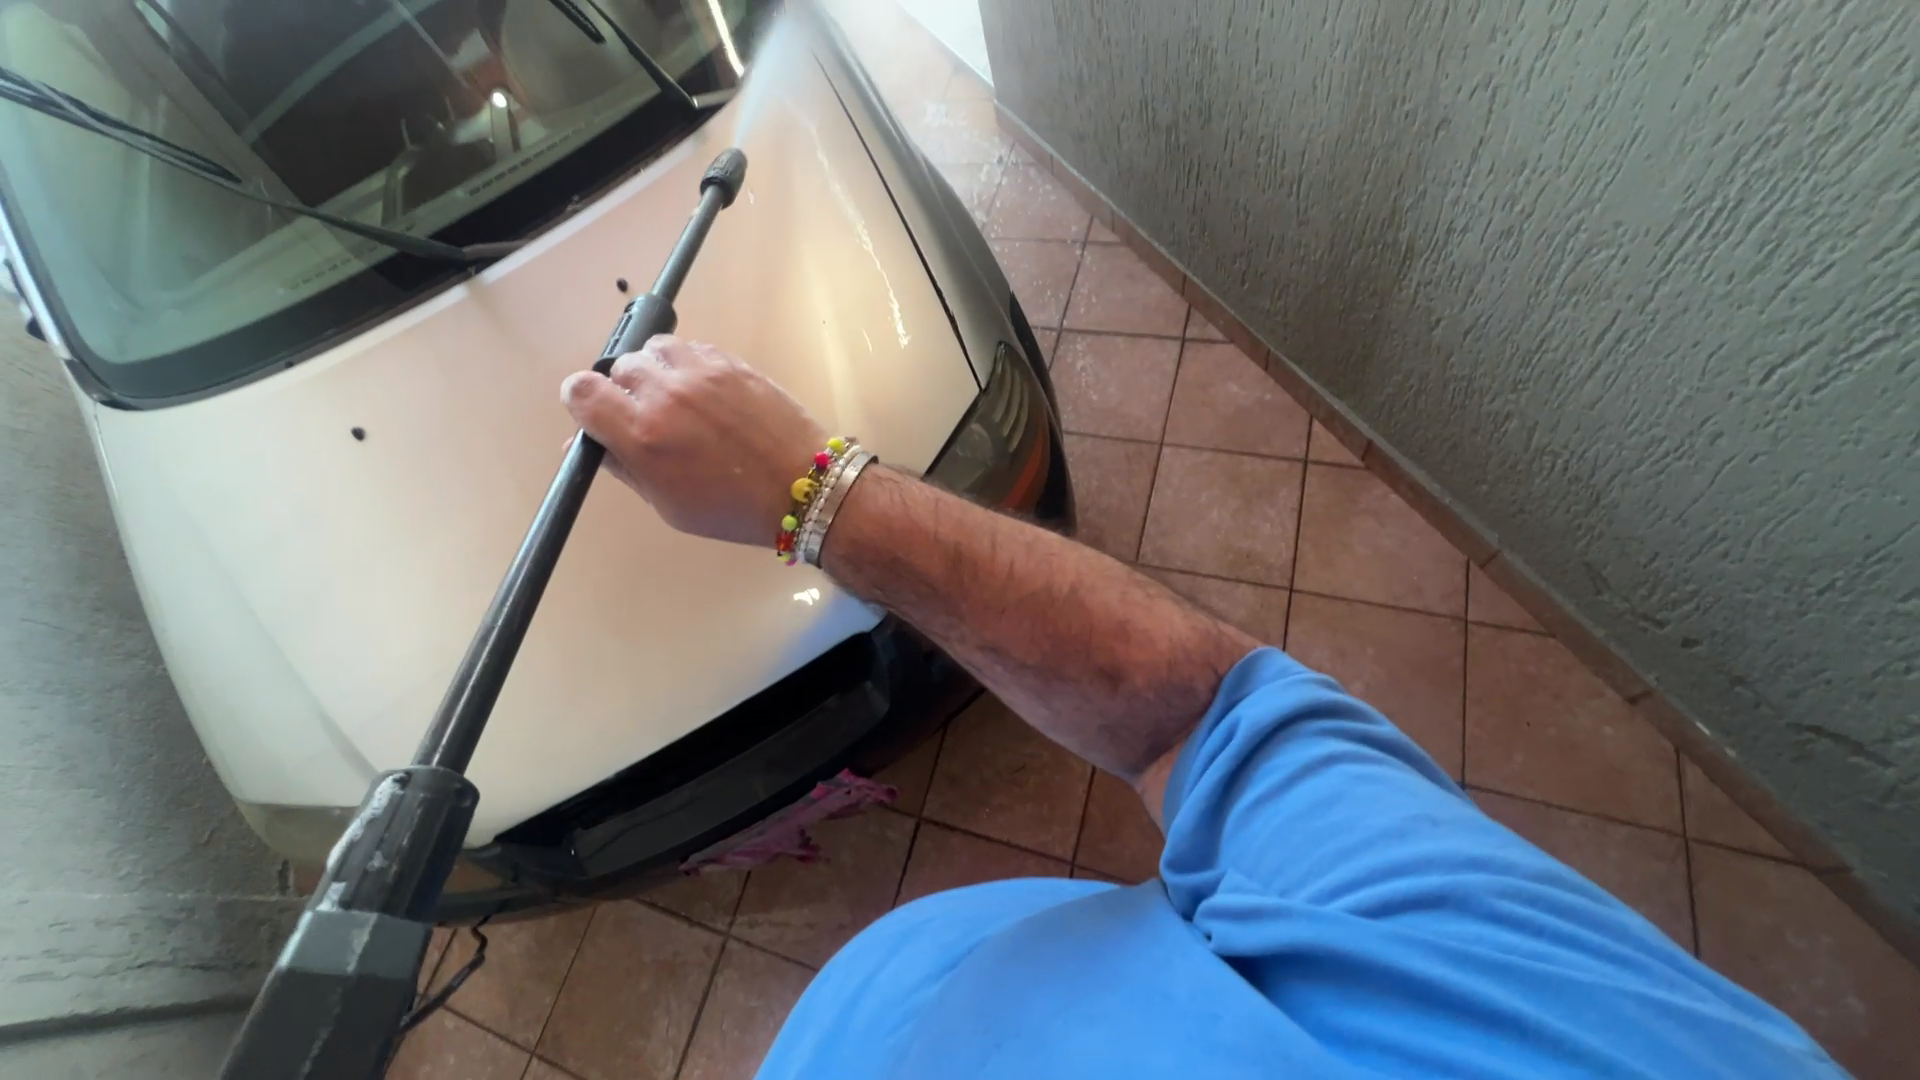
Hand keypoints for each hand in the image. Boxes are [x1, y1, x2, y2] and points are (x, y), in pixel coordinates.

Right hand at [561, 335, 826, 546]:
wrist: (803, 486)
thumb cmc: (733, 508)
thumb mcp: (668, 504)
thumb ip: (623, 467)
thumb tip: (584, 444)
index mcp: (642, 435)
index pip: (580, 391)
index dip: (583, 403)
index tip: (598, 416)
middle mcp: (665, 394)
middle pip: (618, 369)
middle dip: (624, 392)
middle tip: (649, 418)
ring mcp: (700, 372)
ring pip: (654, 351)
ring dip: (657, 372)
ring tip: (678, 401)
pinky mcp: (731, 362)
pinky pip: (691, 348)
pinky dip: (688, 365)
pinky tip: (705, 393)